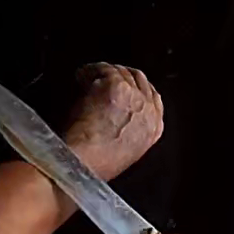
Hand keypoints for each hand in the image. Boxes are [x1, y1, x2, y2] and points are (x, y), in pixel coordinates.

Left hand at [61, 63, 163, 181]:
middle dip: (119, 76)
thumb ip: (129, 129)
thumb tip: (118, 115)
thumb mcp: (125, 151)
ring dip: (101, 74)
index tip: (122, 84)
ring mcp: (133, 95)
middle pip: (138, 79)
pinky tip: (79, 77)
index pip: (153, 96)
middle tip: (100, 77)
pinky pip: (102, 69)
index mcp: (154, 128)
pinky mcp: (115, 86)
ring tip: (85, 79)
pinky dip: (89, 72)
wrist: (82, 165)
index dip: (134, 87)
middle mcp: (148, 109)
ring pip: (119, 72)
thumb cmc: (95, 165)